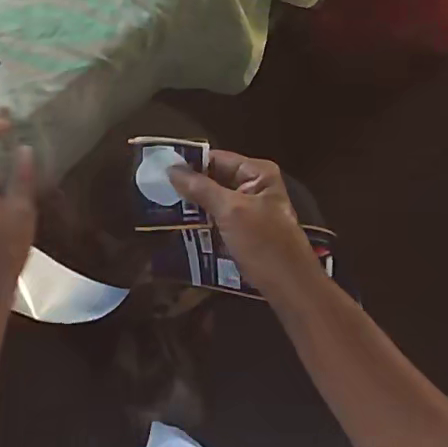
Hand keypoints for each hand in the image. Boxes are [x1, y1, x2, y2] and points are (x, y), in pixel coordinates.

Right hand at [168, 151, 321, 296]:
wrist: (290, 287)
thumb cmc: (263, 243)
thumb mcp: (230, 210)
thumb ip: (200, 187)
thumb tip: (171, 169)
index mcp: (258, 173)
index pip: (217, 159)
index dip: (190, 163)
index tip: (160, 169)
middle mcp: (255, 187)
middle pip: (214, 179)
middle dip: (188, 185)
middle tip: (156, 188)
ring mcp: (249, 210)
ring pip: (214, 200)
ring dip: (192, 204)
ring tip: (161, 204)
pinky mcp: (244, 231)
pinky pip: (217, 219)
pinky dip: (201, 220)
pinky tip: (179, 224)